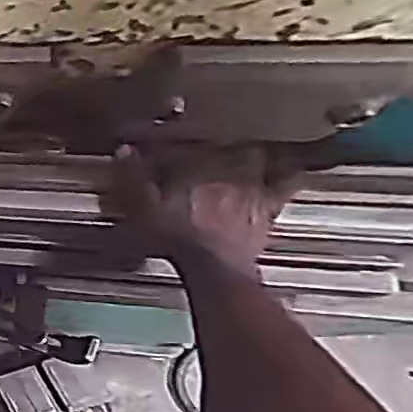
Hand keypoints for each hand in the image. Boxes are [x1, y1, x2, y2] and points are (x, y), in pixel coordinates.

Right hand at [107, 143, 296, 275]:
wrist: (215, 267)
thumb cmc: (175, 236)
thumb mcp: (141, 208)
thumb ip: (132, 178)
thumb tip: (124, 150)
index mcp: (194, 164)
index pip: (178, 147)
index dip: (165, 148)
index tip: (154, 152)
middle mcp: (227, 168)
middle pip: (222, 143)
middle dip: (214, 144)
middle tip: (205, 148)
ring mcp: (253, 185)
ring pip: (257, 154)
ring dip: (249, 152)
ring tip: (243, 151)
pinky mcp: (270, 205)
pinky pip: (288, 180)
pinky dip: (287, 172)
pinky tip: (286, 169)